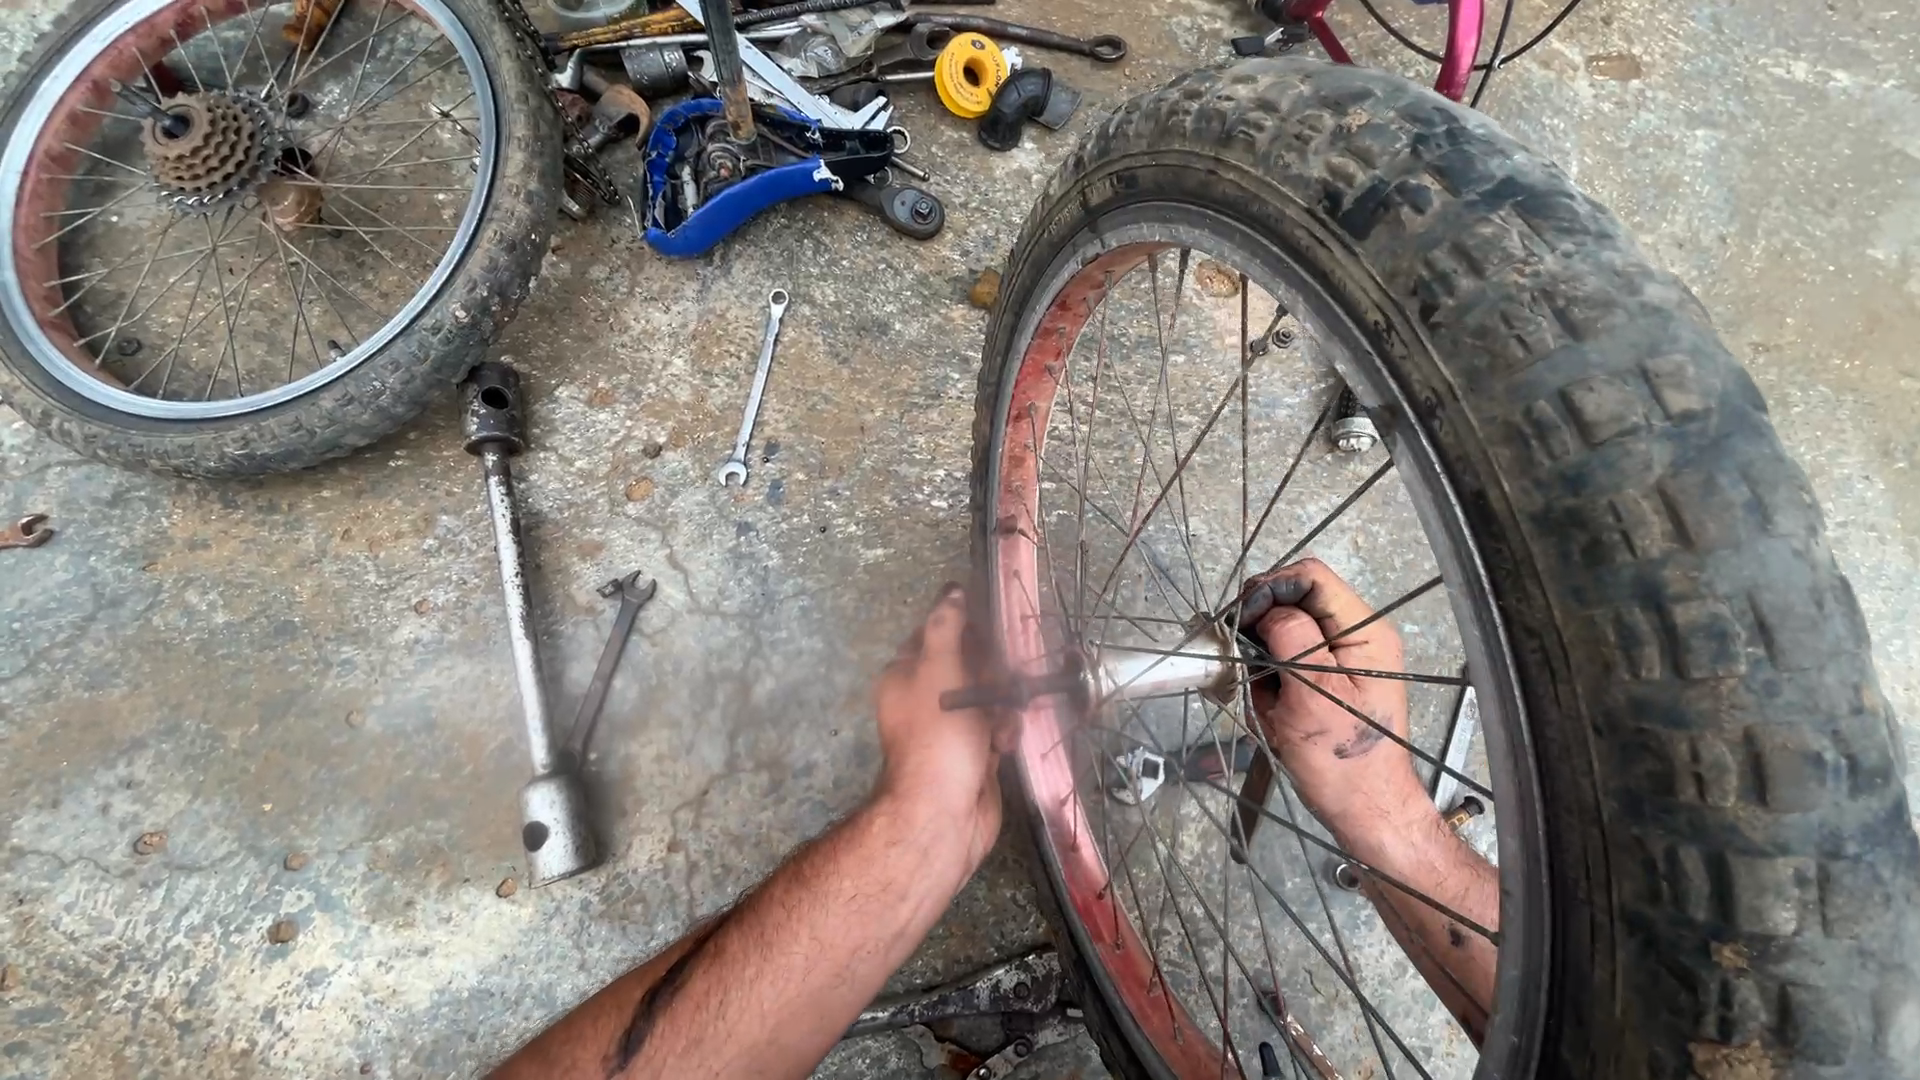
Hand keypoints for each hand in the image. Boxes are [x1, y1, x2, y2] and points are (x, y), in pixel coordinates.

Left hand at [871, 585, 1011, 876]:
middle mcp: (924, 698)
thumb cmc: (938, 735)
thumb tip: (952, 590)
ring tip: (1002, 720)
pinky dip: (1003, 732)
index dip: (963, 627)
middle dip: (990, 670)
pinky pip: (994, 727)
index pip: (935, 635)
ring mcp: (949, 727)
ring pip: (986, 696)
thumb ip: (947, 627)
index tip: (992, 624)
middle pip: (966, 665)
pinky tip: (1004, 743)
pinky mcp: (973, 752)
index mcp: (905, 675)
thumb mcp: (939, 669)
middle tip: (1002, 676)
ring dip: (1001, 703)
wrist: (945, 812)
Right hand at [1236, 559, 1429, 842]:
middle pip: (1295, 592)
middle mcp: (1355, 633)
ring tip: (1248, 673)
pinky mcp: (1323, 671)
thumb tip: (1264, 607)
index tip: (1241, 623)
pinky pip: (1284, 647)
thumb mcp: (1314, 696)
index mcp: (1364, 631)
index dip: (1269, 589)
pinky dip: (1263, 661)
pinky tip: (1258, 687)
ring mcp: (1340, 652)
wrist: (1364, 810)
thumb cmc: (1342, 760)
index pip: (1309, 577)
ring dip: (1257, 641)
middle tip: (1237, 648)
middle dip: (1259, 614)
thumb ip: (1292, 639)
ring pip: (1285, 618)